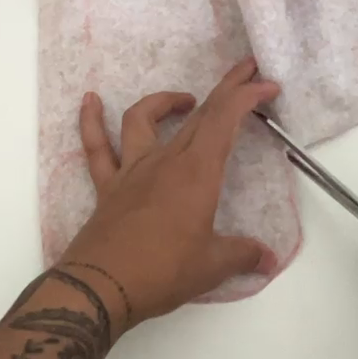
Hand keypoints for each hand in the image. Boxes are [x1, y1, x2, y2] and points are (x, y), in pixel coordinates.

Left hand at [62, 57, 282, 331]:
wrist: (103, 286)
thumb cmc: (163, 272)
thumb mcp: (212, 266)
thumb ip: (242, 255)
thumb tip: (268, 258)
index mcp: (196, 174)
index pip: (224, 120)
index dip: (247, 96)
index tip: (266, 83)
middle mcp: (164, 162)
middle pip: (197, 114)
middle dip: (225, 89)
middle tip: (245, 72)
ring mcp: (131, 170)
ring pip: (142, 119)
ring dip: (164, 101)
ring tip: (184, 99)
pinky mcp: (107, 186)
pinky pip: (96, 147)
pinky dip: (91, 120)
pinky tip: (89, 99)